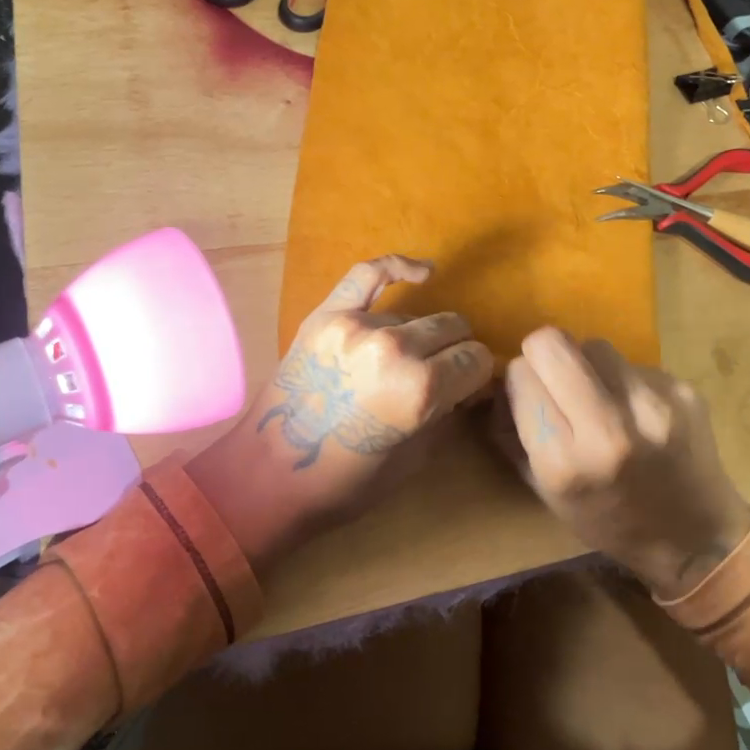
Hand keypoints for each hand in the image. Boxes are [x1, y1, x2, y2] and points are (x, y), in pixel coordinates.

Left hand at [189, 255, 494, 571]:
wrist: (273, 472)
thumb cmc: (349, 481)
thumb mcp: (414, 456)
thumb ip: (448, 410)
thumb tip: (473, 385)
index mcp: (421, 390)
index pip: (475, 361)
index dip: (476, 376)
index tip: (468, 387)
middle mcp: (394, 349)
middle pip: (452, 329)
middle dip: (456, 351)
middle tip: (441, 374)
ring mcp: (356, 325)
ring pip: (415, 313)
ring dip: (421, 334)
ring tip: (404, 360)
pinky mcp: (327, 314)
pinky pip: (369, 273)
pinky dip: (398, 267)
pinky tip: (423, 273)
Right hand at [495, 327, 749, 600]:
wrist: (697, 539)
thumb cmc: (608, 521)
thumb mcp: (544, 490)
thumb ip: (512, 431)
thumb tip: (495, 377)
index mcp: (564, 461)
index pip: (520, 375)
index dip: (520, 381)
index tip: (530, 396)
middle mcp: (609, 429)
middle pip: (553, 343)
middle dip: (545, 355)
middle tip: (555, 379)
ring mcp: (653, 406)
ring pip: (595, 345)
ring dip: (588, 364)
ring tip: (601, 397)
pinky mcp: (683, 392)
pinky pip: (634, 363)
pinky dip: (625, 380)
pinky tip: (638, 412)